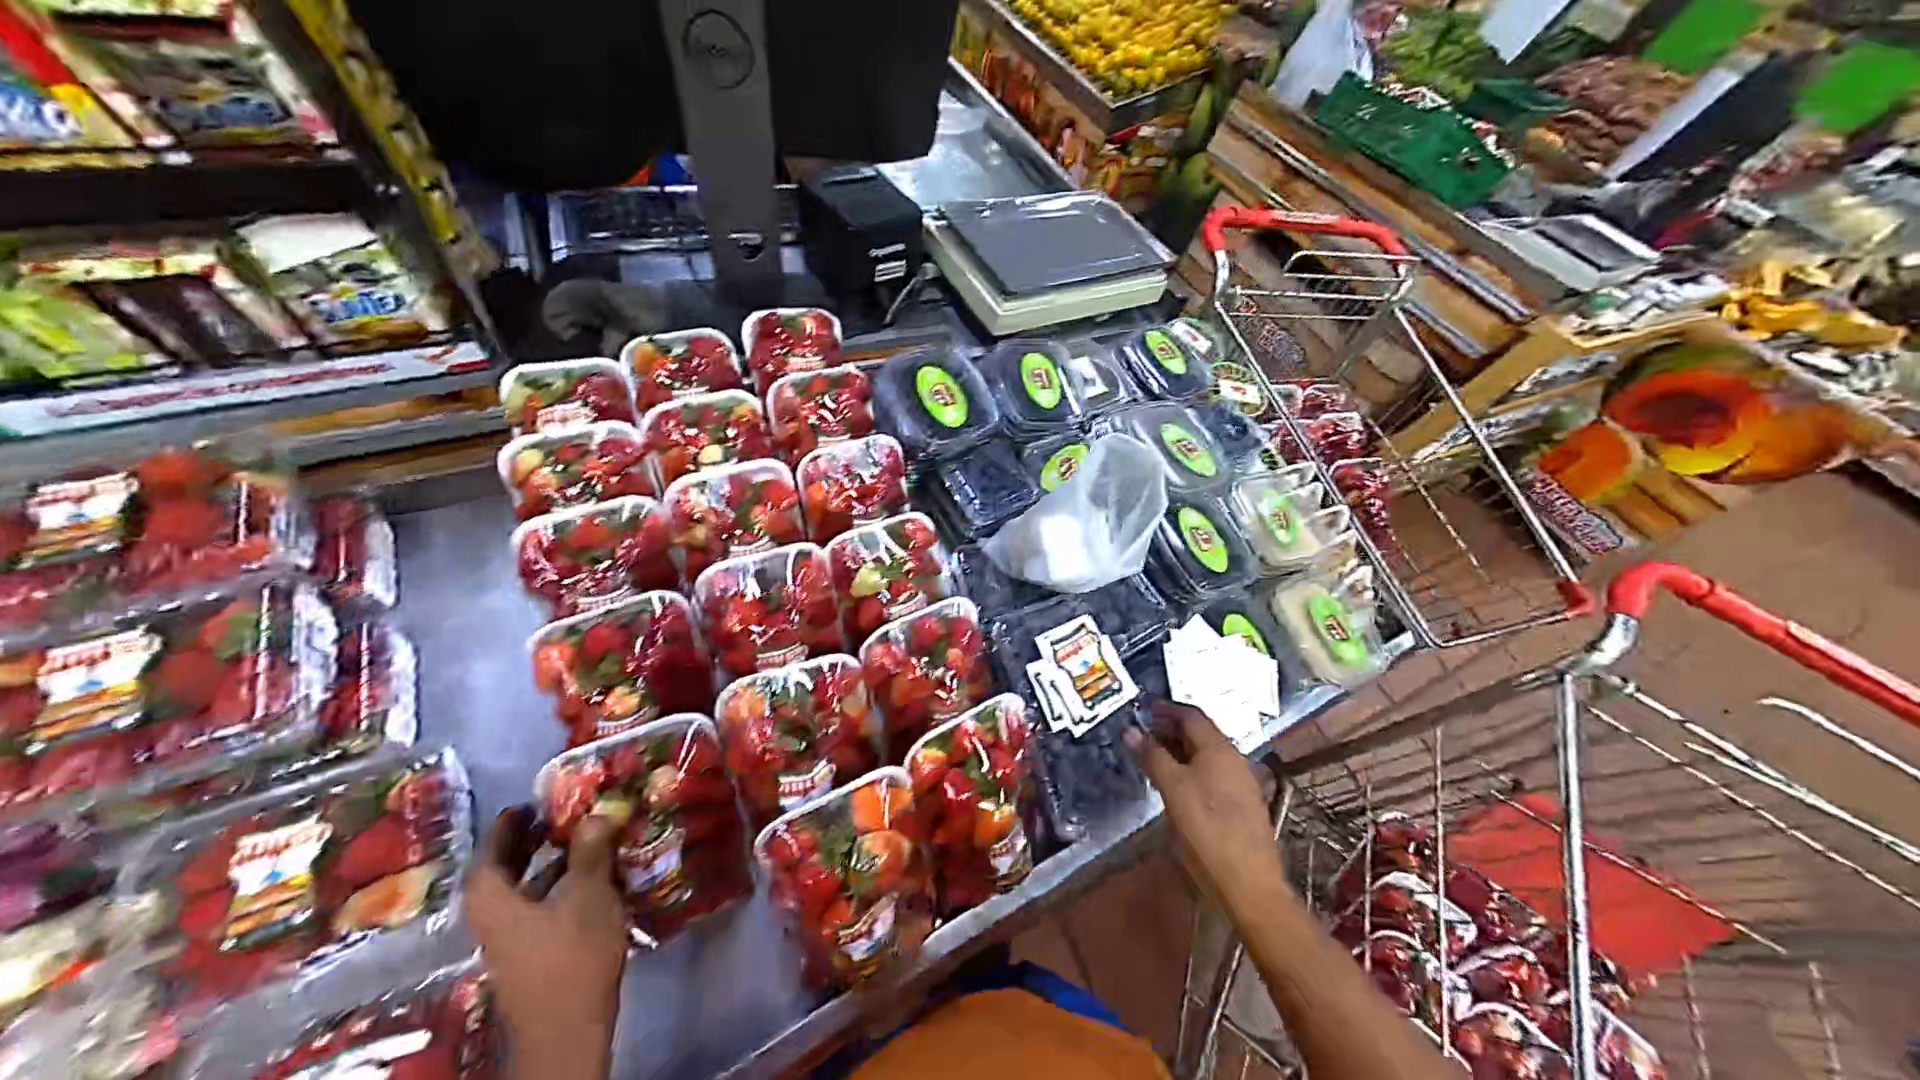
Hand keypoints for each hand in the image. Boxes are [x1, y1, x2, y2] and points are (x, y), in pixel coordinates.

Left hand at [464, 805, 626, 1079]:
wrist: (567, 1029)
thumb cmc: (572, 955)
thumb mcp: (588, 895)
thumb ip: (590, 852)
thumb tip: (596, 812)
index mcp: (493, 902)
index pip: (488, 855)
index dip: (506, 828)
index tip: (525, 805)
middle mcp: (492, 920)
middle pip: (500, 873)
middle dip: (524, 844)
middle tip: (551, 817)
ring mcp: (509, 941)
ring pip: (519, 892)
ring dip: (542, 865)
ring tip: (575, 840)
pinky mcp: (529, 955)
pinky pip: (535, 907)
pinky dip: (554, 887)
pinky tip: (586, 879)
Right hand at [1128, 701, 1282, 909]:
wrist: (1248, 884)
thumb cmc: (1207, 830)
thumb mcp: (1172, 789)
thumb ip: (1152, 757)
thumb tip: (1131, 731)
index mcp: (1220, 750)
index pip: (1191, 715)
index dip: (1165, 709)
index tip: (1142, 710)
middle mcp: (1235, 760)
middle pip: (1201, 733)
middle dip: (1170, 729)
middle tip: (1142, 733)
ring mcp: (1242, 784)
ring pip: (1207, 756)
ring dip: (1180, 750)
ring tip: (1153, 758)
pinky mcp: (1242, 807)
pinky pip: (1213, 775)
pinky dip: (1191, 769)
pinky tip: (1176, 785)